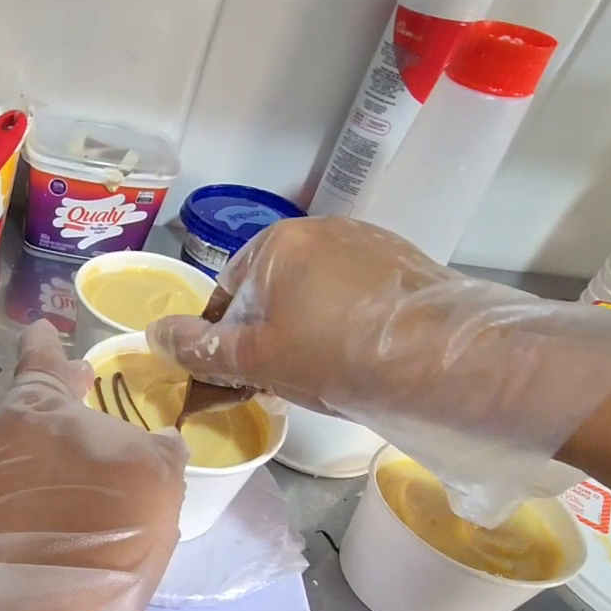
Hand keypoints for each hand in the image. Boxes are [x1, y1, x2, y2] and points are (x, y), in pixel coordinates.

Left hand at [0, 321, 186, 610]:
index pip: (38, 354)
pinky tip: (64, 505)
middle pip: (27, 403)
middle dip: (55, 398)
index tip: (47, 331)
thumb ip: (157, 448)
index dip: (47, 342)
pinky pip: (14, 489)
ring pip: (19, 449)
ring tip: (83, 455)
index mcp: (35, 405)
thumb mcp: (156, 478)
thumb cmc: (100, 525)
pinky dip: (38, 485)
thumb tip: (157, 441)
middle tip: (82, 390)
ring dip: (48, 445)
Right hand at [148, 217, 610, 524]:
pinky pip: (351, 296)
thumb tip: (152, 334)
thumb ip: (199, 347)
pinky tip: (360, 359)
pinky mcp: (405, 264)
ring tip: (325, 375)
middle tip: (282, 380)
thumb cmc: (340, 356)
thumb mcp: (256, 360)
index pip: (224, 296)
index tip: (237, 379)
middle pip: (268, 293)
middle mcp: (319, 229)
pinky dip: (343, 325)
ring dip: (303, 332)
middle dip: (265, 336)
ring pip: (310, 296)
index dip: (222, 342)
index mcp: (275, 244)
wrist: (458, 361)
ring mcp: (368, 242)